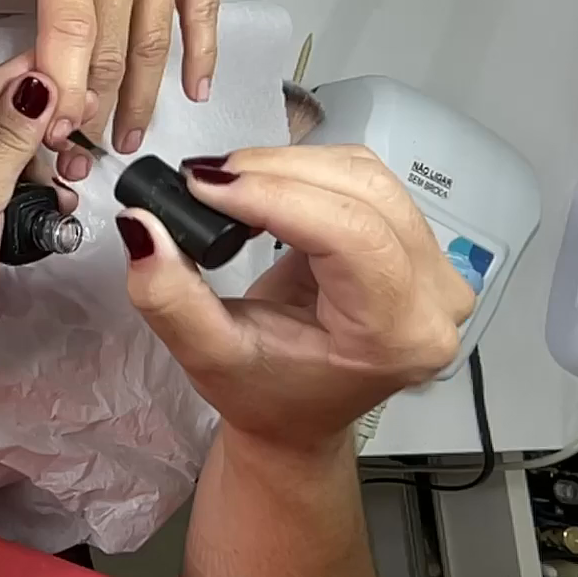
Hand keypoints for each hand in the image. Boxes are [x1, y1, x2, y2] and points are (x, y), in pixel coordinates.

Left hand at [0, 0, 236, 170]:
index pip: (65, 32)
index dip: (59, 87)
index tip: (49, 131)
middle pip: (107, 52)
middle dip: (92, 110)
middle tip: (77, 155)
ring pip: (152, 44)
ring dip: (139, 98)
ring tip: (124, 142)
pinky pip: (202, 11)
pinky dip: (200, 53)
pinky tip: (194, 91)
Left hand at [0, 57, 58, 433]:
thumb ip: (10, 136)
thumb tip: (41, 81)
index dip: (33, 86)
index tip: (79, 87)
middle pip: (0, 120)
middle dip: (45, 127)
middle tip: (81, 136)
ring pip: (10, 155)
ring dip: (46, 163)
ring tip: (73, 179)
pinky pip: (9, 188)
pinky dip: (37, 192)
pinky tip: (57, 205)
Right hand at [118, 146, 476, 453]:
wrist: (295, 413)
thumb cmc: (260, 393)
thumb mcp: (204, 353)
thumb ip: (168, 295)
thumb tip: (141, 225)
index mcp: (395, 335)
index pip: (350, 233)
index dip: (271, 196)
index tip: (199, 185)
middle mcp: (436, 297)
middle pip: (363, 190)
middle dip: (272, 170)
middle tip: (200, 181)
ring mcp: (434, 266)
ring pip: (363, 174)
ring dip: (284, 164)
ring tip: (223, 185)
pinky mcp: (414, 244)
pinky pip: (361, 180)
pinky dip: (299, 169)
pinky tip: (256, 188)